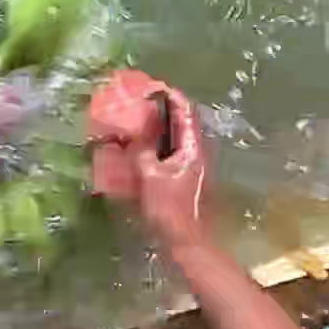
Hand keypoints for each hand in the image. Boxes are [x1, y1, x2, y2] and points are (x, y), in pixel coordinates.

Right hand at [87, 70, 211, 253]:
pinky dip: (154, 146)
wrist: (187, 242)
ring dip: (157, 128)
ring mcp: (191, 164)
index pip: (185, 110)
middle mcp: (195, 150)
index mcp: (192, 145)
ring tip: (135, 123)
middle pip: (180, 121)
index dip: (170, 95)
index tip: (151, 86)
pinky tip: (137, 151)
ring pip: (174, 137)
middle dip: (161, 110)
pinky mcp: (183, 177)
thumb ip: (142, 152)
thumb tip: (133, 136)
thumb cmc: (170, 208)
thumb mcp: (150, 176)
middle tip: (138, 103)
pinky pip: (168, 153)